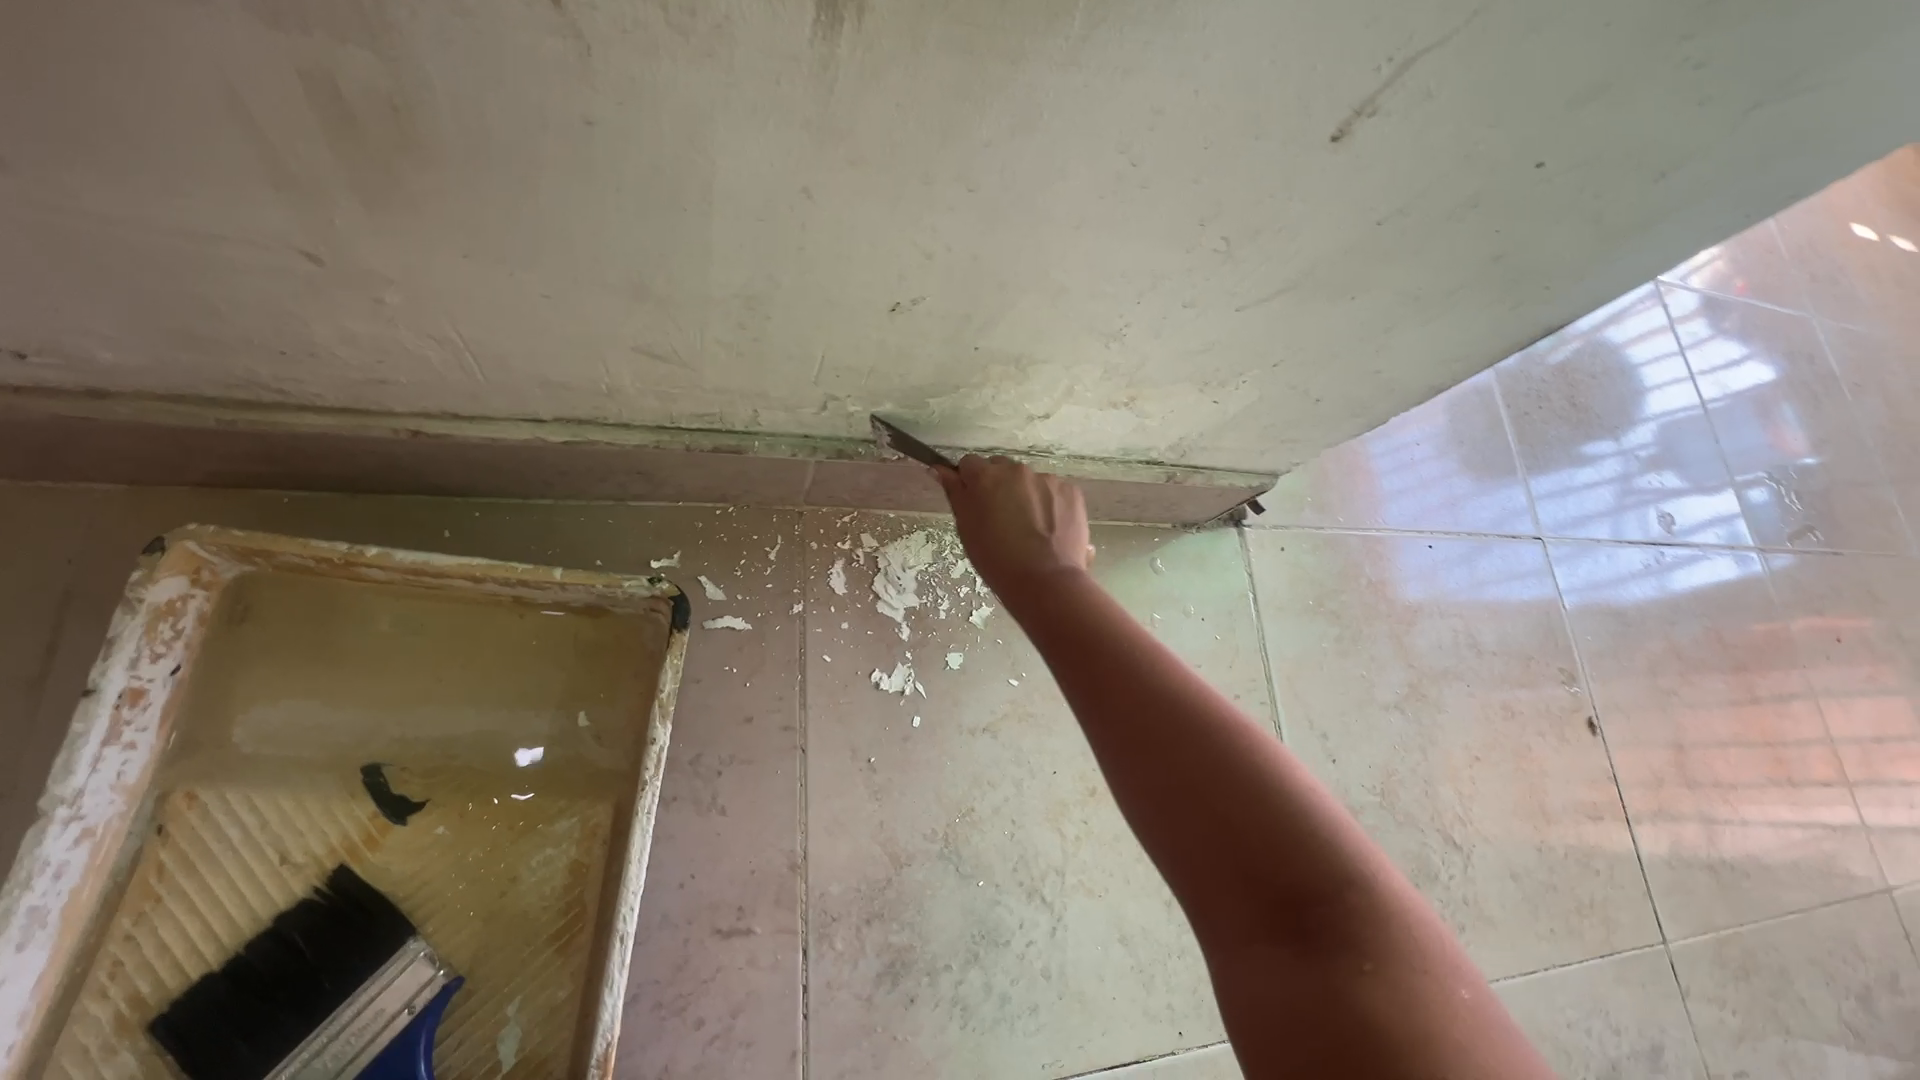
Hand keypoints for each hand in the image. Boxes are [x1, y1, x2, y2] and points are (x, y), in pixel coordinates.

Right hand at [933, 454, 1090, 596]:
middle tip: (1001, 518)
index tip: (974, 504)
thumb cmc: (996, 559)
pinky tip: (1048, 530)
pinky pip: (1053, 491)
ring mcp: (1047, 479)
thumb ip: (954, 492)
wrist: (1045, 580)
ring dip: (1025, 495)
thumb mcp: (966, 528)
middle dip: (998, 486)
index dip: (969, 483)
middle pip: (1001, 468)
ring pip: (1029, 480)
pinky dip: (1049, 504)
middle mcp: (1017, 470)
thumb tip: (939, 469)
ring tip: (1028, 529)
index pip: (969, 464)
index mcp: (986, 476)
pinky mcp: (1071, 491)